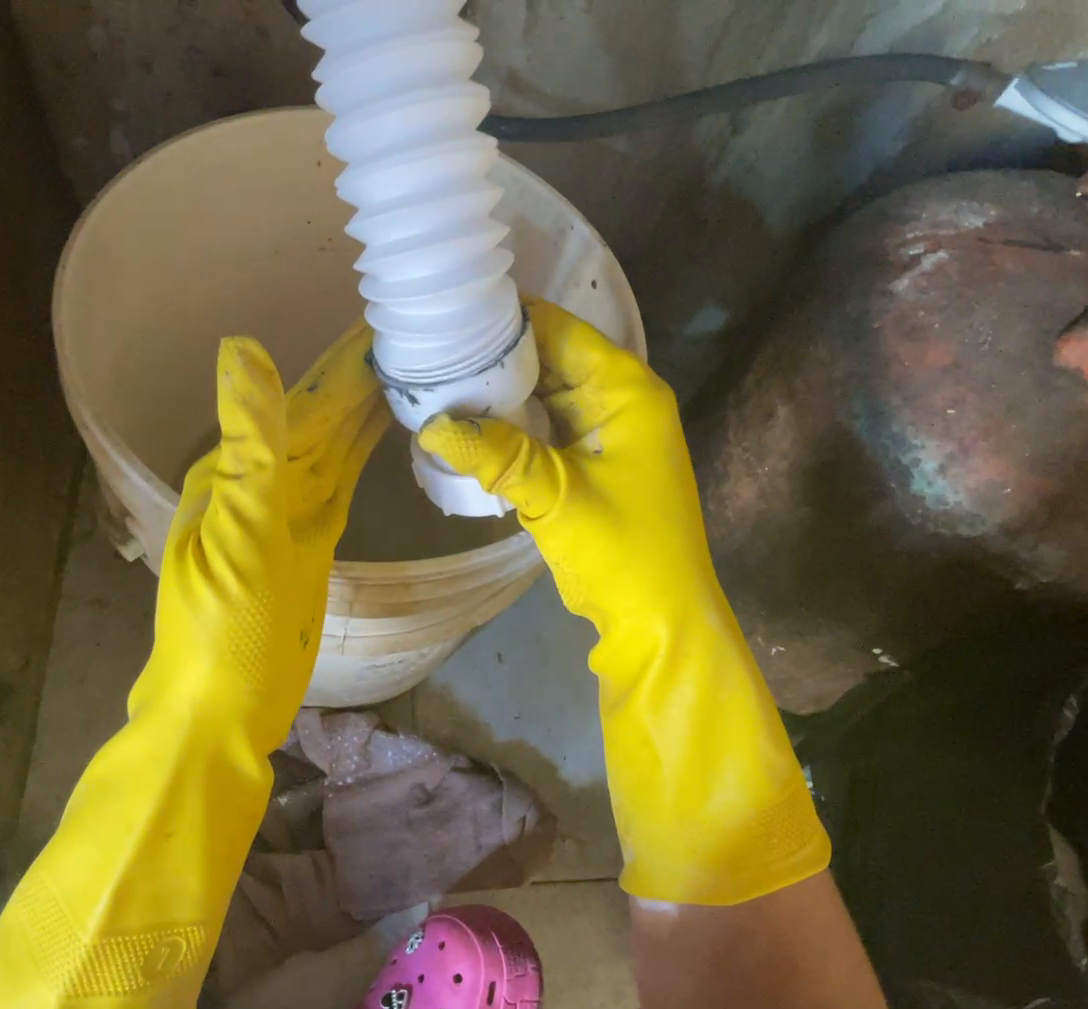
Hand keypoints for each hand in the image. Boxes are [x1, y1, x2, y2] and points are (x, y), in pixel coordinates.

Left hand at [149, 321, 391, 743]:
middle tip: (412, 334)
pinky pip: (338, 485)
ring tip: (409, 369)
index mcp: (236, 474)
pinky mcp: (310, 545)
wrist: (223, 710)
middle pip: (318, 420)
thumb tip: (240, 347)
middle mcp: (259, 485)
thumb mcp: (240, 534)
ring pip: (332, 448)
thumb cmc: (225, 629)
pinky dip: (360, 456)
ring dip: (365, 411)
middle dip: (358, 379)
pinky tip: (380, 433)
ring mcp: (287, 516)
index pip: (296, 404)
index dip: (339, 365)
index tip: (381, 322)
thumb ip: (251, 446)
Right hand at [418, 298, 827, 904]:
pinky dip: (508, 423)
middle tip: (431, 345)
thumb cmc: (622, 552)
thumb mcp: (555, 497)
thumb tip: (429, 423)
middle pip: (548, 357)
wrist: (657, 619)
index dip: (508, 316)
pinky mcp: (586, 461)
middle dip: (494, 353)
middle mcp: (617, 399)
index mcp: (626, 390)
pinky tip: (464, 422)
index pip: (561, 330)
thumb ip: (494, 455)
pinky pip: (541, 427)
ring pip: (541, 393)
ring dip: (497, 390)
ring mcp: (602, 431)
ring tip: (436, 376)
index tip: (451, 309)